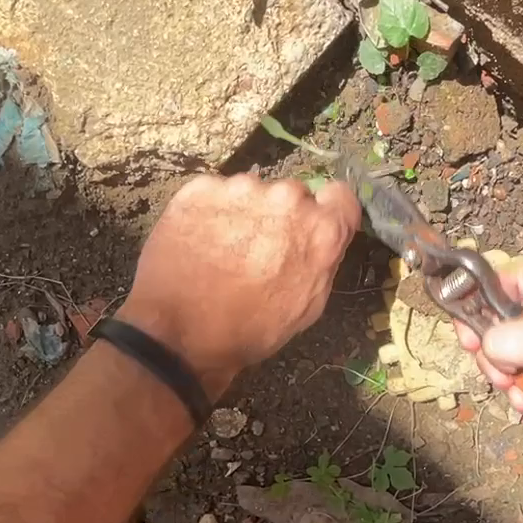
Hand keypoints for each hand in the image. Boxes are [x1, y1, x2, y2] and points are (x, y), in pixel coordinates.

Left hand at [118, 174, 358, 396]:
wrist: (182, 334)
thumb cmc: (251, 329)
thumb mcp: (308, 306)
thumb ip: (323, 260)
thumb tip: (323, 237)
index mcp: (320, 230)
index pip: (340, 196)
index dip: (326, 213)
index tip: (310, 229)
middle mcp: (287, 198)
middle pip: (293, 195)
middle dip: (281, 217)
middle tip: (260, 250)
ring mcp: (242, 189)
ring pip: (252, 192)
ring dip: (246, 213)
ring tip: (225, 250)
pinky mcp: (202, 188)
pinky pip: (216, 193)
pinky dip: (212, 212)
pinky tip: (202, 242)